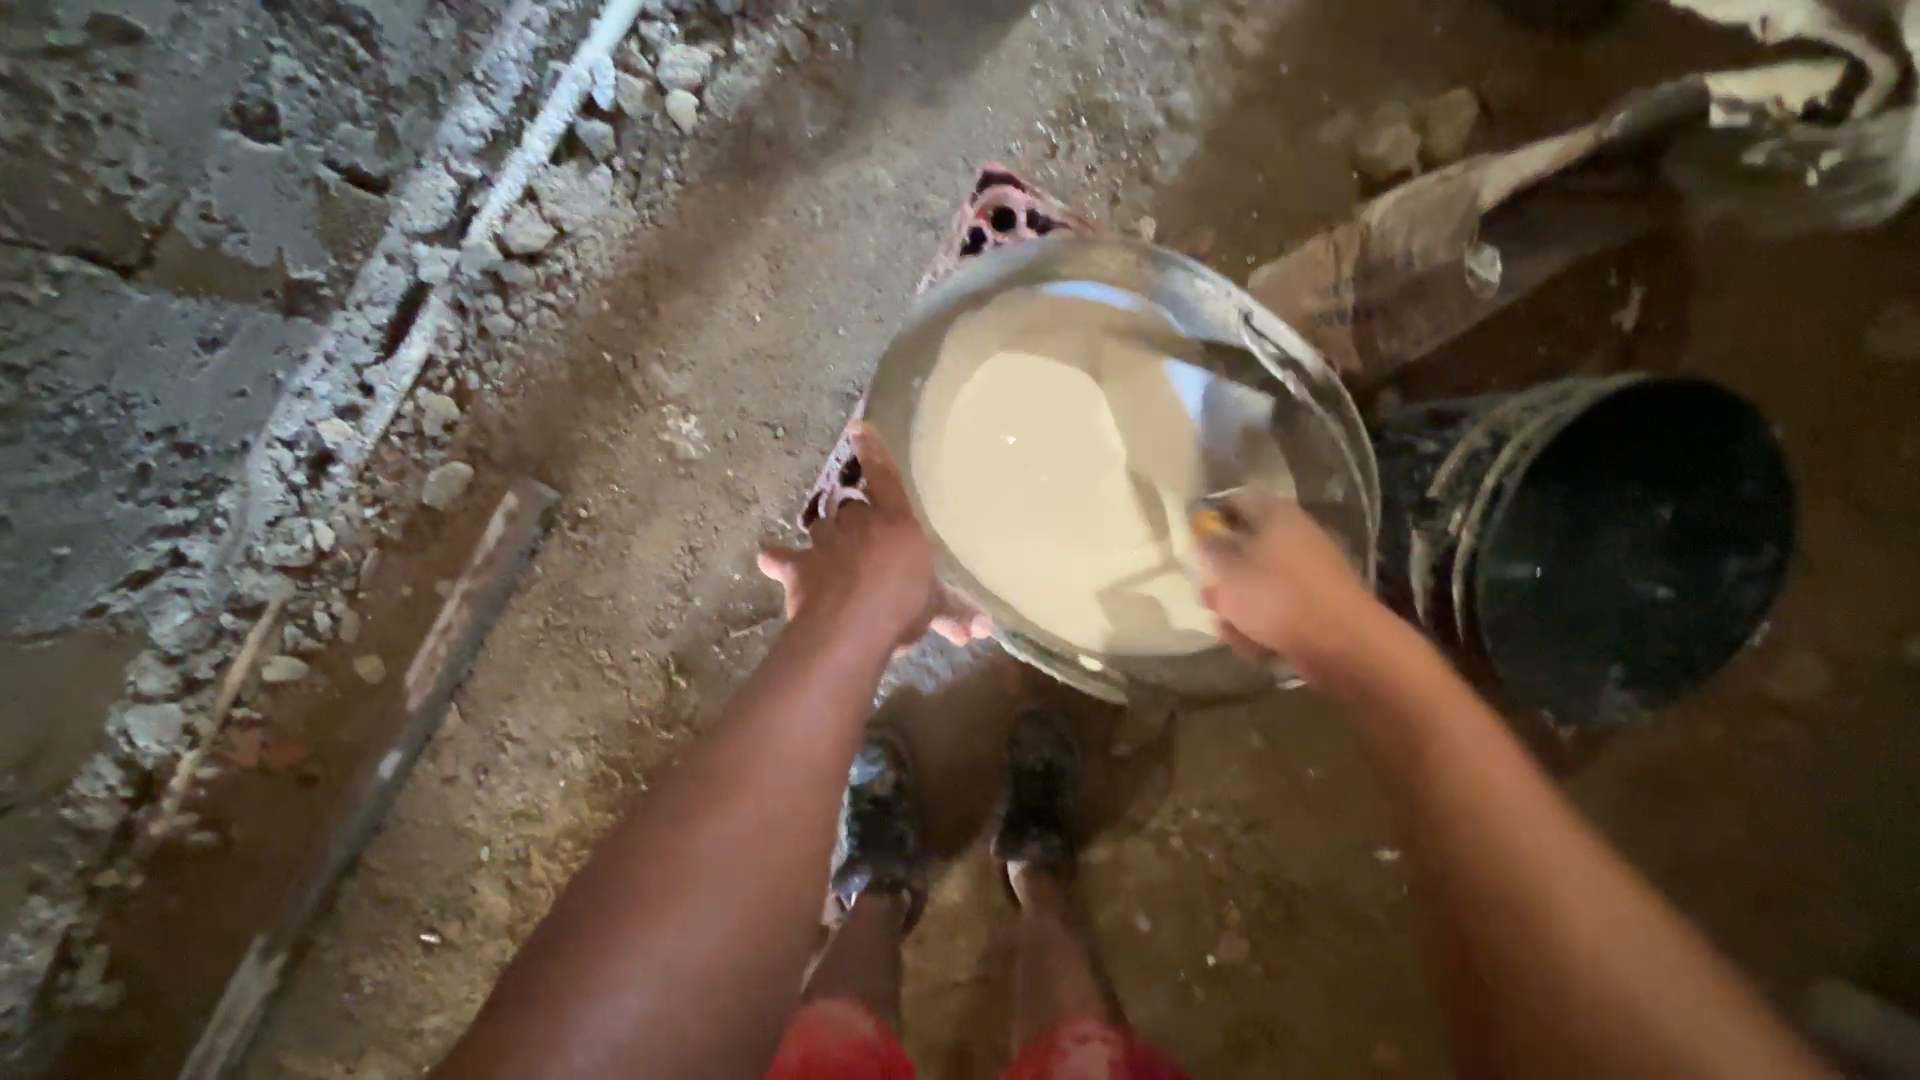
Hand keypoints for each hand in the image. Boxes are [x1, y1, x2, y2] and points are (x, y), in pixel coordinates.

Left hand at [758, 421, 991, 649]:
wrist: (852, 628)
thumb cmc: (903, 607)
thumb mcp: (933, 609)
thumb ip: (955, 613)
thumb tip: (984, 630)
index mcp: (897, 523)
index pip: (885, 477)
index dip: (873, 451)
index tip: (857, 426)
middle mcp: (860, 524)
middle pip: (852, 508)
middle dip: (856, 518)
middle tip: (864, 537)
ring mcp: (826, 544)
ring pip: (822, 527)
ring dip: (827, 536)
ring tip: (831, 551)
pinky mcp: (801, 567)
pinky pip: (783, 558)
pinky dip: (779, 559)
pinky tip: (771, 559)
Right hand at [1196, 492, 1383, 679]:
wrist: (1340, 643)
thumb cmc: (1275, 595)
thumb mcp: (1227, 567)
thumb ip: (1209, 547)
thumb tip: (1204, 533)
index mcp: (1276, 515)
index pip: (1235, 501)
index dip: (1209, 518)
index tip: (1191, 541)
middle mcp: (1295, 537)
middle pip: (1244, 549)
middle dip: (1222, 576)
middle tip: (1209, 594)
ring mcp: (1307, 574)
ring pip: (1257, 585)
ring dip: (1237, 608)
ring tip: (1230, 629)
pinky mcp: (1315, 607)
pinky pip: (1276, 611)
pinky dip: (1261, 627)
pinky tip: (1254, 645)